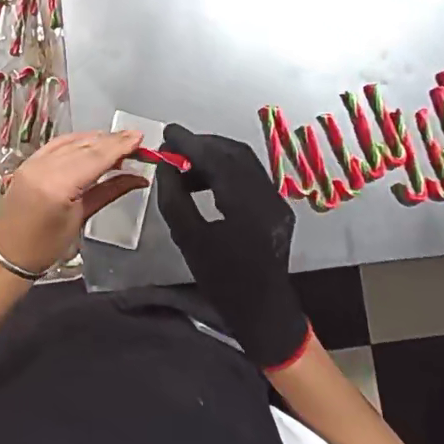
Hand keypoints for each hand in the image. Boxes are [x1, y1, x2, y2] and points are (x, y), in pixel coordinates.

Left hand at [0, 130, 148, 274]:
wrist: (9, 255)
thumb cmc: (47, 246)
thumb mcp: (81, 218)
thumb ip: (109, 191)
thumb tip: (140, 178)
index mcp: (58, 186)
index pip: (95, 158)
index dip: (119, 146)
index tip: (140, 138)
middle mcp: (43, 168)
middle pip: (84, 147)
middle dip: (111, 141)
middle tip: (135, 140)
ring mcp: (32, 163)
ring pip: (71, 142)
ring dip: (96, 139)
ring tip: (119, 142)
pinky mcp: (27, 163)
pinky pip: (56, 145)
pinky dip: (76, 141)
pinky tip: (92, 142)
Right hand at [154, 125, 309, 370]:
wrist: (262, 311)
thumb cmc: (222, 280)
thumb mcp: (189, 240)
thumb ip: (175, 199)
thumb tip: (166, 167)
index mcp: (247, 204)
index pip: (218, 159)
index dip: (191, 143)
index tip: (168, 133)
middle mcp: (268, 196)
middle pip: (235, 154)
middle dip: (204, 145)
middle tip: (175, 148)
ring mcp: (277, 202)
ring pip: (244, 165)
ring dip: (214, 159)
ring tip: (185, 169)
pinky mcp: (277, 210)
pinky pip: (250, 179)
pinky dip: (226, 173)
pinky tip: (206, 184)